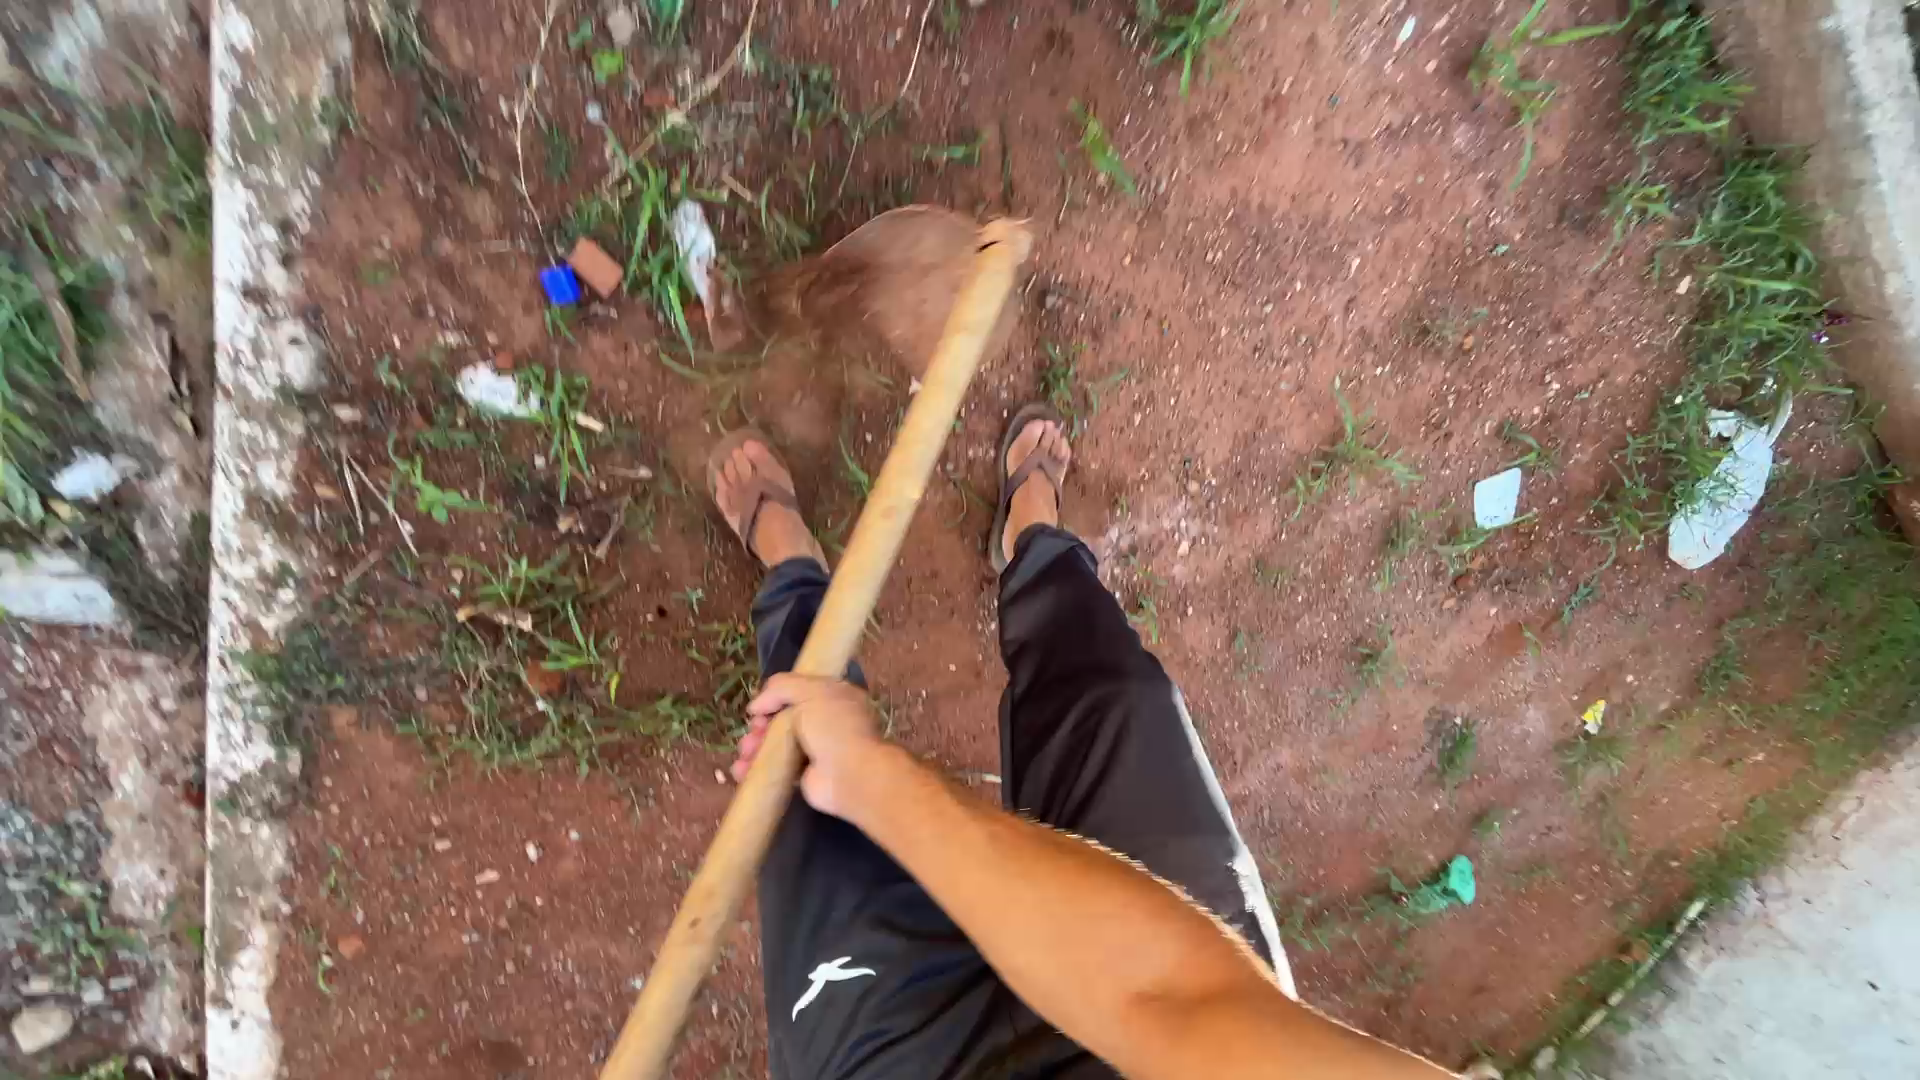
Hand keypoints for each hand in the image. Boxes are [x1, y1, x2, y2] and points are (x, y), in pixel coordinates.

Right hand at [733, 673, 885, 819]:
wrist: (851, 774)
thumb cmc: (834, 726)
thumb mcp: (810, 692)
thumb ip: (782, 688)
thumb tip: (756, 705)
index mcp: (834, 696)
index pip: (800, 690)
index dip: (777, 697)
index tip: (760, 707)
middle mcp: (827, 721)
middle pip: (785, 718)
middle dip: (762, 724)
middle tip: (753, 731)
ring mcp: (816, 749)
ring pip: (777, 743)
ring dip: (755, 746)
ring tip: (745, 752)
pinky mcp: (805, 775)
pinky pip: (776, 768)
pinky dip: (756, 768)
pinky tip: (742, 770)